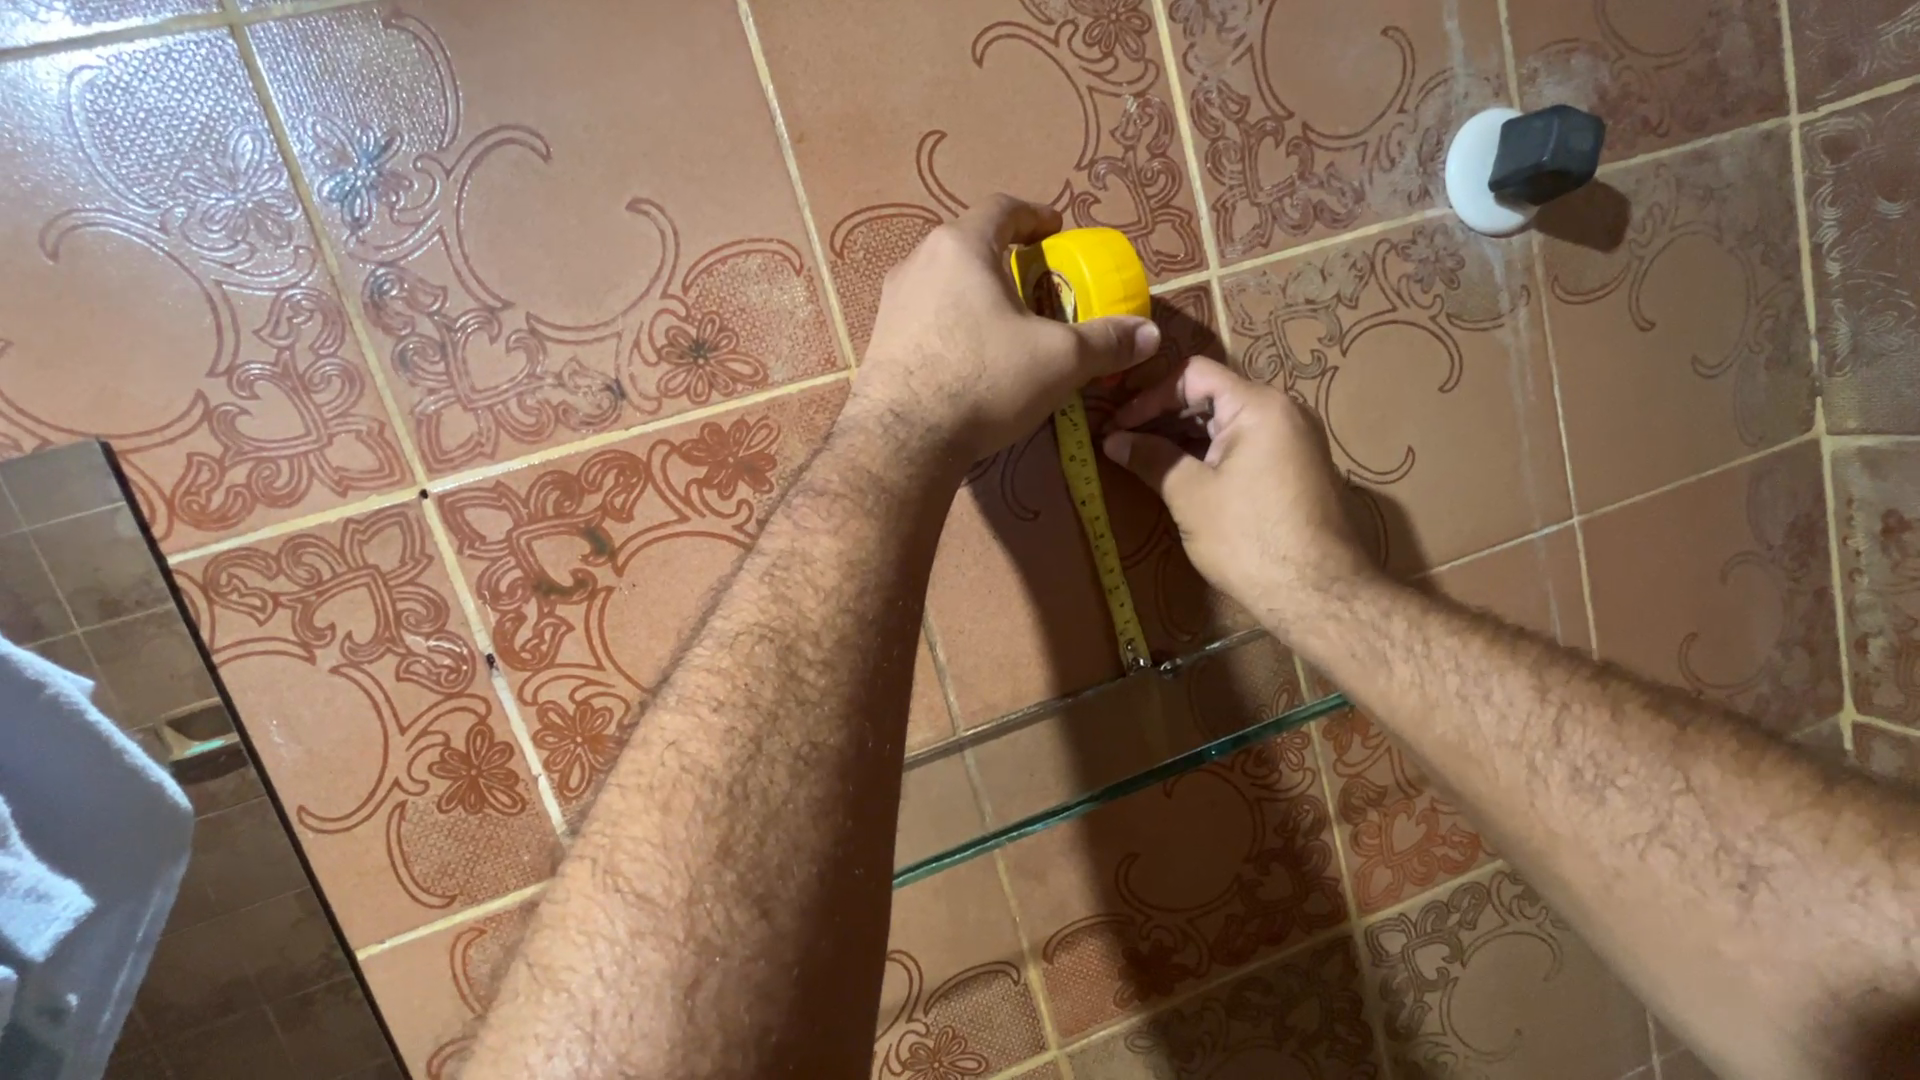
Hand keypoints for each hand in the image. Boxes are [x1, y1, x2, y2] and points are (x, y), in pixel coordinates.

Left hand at [850, 194, 1160, 461]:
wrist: (903, 438)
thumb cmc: (984, 380)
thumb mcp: (1058, 361)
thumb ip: (1105, 342)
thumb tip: (1149, 335)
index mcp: (962, 247)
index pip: (1002, 208)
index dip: (1034, 216)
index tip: (1054, 232)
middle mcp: (919, 262)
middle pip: (969, 245)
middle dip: (1005, 258)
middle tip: (1034, 283)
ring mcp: (892, 302)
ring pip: (944, 282)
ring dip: (976, 292)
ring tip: (1003, 323)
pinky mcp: (880, 340)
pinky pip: (925, 317)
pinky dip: (952, 323)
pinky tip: (967, 357)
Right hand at [1102, 357, 1377, 632]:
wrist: (1317, 593)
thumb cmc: (1248, 539)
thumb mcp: (1190, 495)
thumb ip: (1150, 458)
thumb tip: (1113, 440)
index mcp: (1258, 406)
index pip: (1193, 375)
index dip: (1148, 396)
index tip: (1116, 425)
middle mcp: (1282, 412)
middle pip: (1211, 395)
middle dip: (1163, 416)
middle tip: (1121, 442)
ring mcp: (1293, 441)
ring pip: (1226, 423)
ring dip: (1183, 437)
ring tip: (1142, 459)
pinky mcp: (1294, 469)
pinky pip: (1243, 445)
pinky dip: (1208, 454)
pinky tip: (1179, 476)